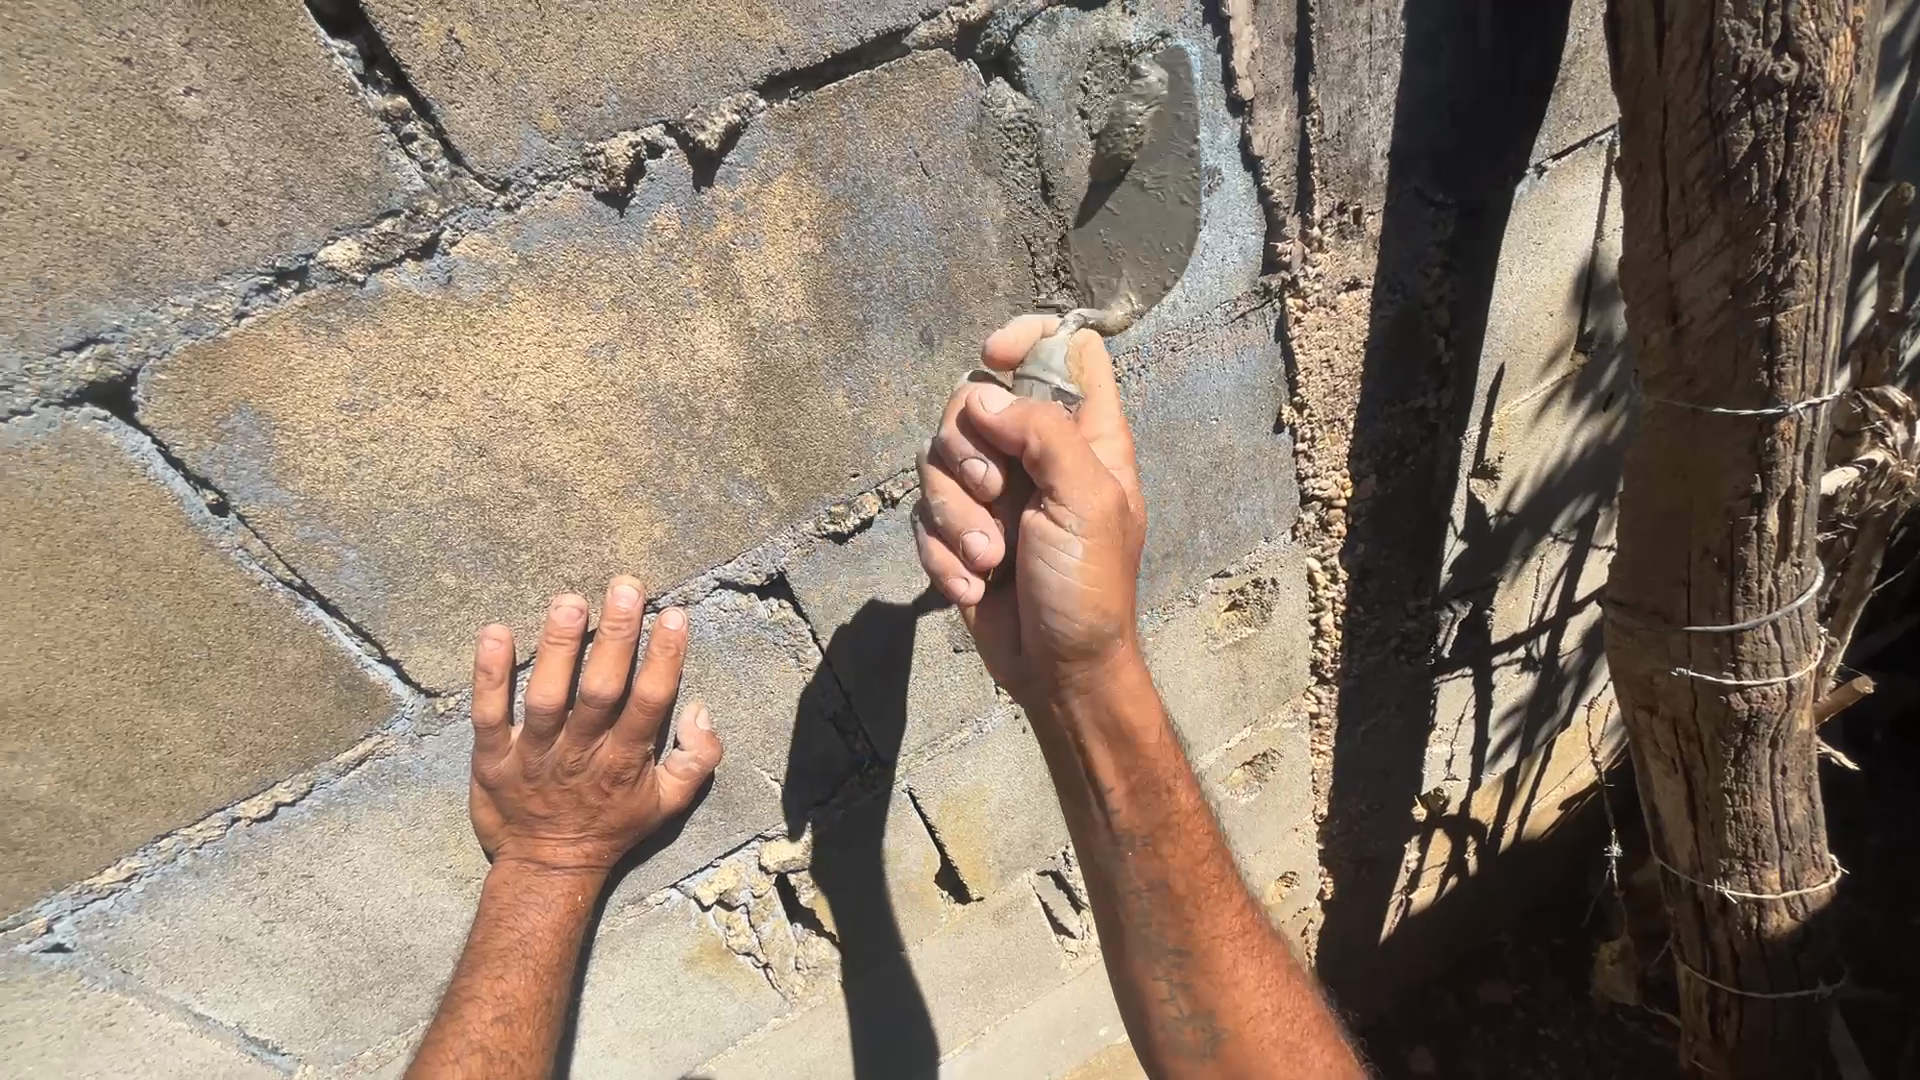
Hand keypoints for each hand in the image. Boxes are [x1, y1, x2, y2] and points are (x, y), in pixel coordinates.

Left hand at [468, 577, 723, 875]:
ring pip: (545, 697)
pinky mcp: (490, 757)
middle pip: (600, 691)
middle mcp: (580, 753)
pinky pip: (487, 713)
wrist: (547, 867)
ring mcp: (532, 754)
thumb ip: (699, 757)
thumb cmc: (616, 823)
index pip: (649, 702)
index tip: (674, 615)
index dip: (664, 659)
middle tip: (626, 588)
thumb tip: (699, 708)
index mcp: (626, 761)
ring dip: (558, 648)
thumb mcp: (672, 802)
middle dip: (615, 638)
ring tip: (569, 600)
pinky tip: (496, 632)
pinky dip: (489, 674)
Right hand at [914, 315, 1147, 707]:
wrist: (1057, 669)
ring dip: (955, 517)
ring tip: (988, 559)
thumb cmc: (1089, 586)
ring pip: (936, 461)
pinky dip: (942, 554)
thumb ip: (1044, 433)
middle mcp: (1033, 453)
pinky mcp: (958, 530)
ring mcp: (992, 492)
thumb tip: (986, 393)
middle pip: (973, 400)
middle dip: (969, 452)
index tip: (995, 357)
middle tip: (995, 497)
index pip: (1065, 348)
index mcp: (1084, 435)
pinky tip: (972, 587)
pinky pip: (923, 516)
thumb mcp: (1087, 502)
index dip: (1027, 339)